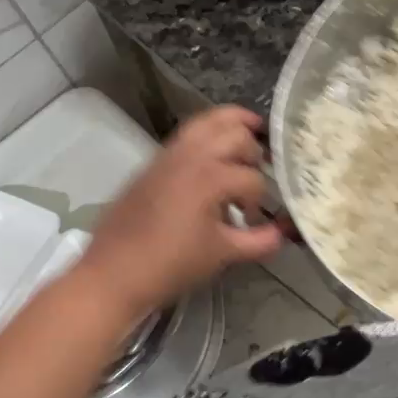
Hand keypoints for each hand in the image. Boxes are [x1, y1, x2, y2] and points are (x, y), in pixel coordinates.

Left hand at [76, 106, 283, 315]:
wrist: (112, 275)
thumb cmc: (170, 266)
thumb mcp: (221, 254)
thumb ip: (260, 241)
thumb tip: (286, 232)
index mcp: (211, 178)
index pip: (252, 179)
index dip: (259, 200)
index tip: (252, 219)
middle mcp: (192, 156)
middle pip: (236, 135)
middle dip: (254, 151)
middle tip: (261, 168)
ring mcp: (170, 154)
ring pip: (209, 121)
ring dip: (233, 125)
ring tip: (250, 131)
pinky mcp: (154, 160)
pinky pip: (188, 132)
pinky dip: (209, 131)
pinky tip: (215, 151)